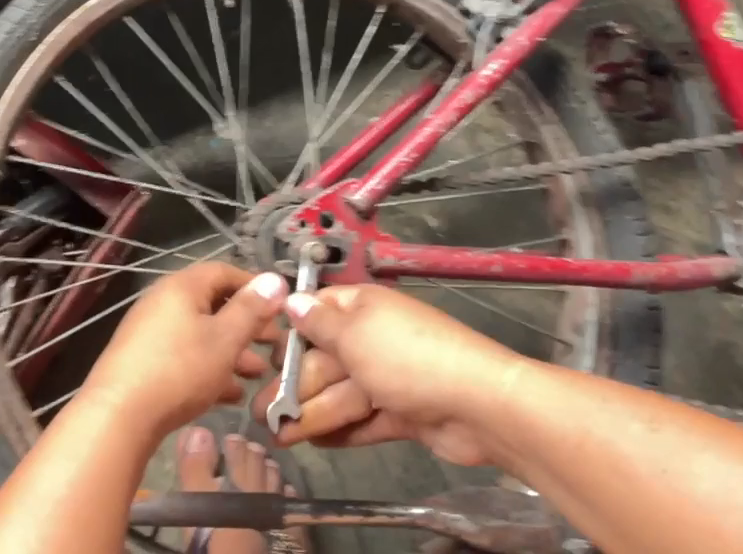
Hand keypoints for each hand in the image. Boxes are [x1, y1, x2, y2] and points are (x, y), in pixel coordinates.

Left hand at [74, 262, 288, 441]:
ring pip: (201, 333)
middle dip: (246, 323)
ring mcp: (152, 331)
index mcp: (182, 286)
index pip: (223, 271)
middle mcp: (164, 301)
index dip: (254, 286)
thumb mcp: (224, 338)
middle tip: (276, 344)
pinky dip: (210, 368)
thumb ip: (251, 309)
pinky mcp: (146, 360)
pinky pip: (186, 356)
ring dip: (231, 350)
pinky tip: (232, 394)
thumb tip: (274, 279)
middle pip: (212, 304)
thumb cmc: (179, 369)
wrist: (120, 413)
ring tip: (259, 374)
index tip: (281, 307)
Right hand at [249, 285, 530, 465]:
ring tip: (281, 437)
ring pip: (341, 393)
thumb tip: (291, 299)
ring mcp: (390, 377)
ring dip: (312, 414)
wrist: (480, 405)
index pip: (317, 313)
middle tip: (262, 414)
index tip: (264, 357)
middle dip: (294, 386)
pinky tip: (315, 443)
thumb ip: (317, 323)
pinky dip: (342, 431)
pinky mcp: (404, 413)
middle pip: (325, 360)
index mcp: (361, 307)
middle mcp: (373, 338)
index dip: (290, 334)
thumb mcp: (352, 334)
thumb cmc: (407, 358)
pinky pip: (365, 419)